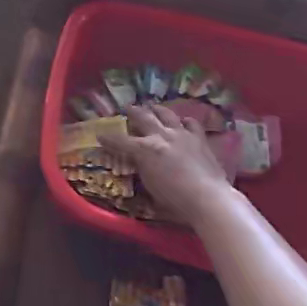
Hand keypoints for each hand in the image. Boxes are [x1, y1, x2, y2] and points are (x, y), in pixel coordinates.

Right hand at [101, 104, 233, 222]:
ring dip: (157, 109)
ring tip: (153, 106)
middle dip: (132, 112)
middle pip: (143, 118)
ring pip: (167, 114)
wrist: (207, 196)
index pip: (120, 141)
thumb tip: (139, 162)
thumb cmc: (174, 199)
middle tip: (127, 107)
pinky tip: (184, 121)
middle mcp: (161, 136)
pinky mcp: (199, 138)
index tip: (100, 135)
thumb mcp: (149, 185)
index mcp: (144, 149)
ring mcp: (182, 134)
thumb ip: (142, 169)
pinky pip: (191, 123)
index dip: (108, 138)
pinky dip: (185, 121)